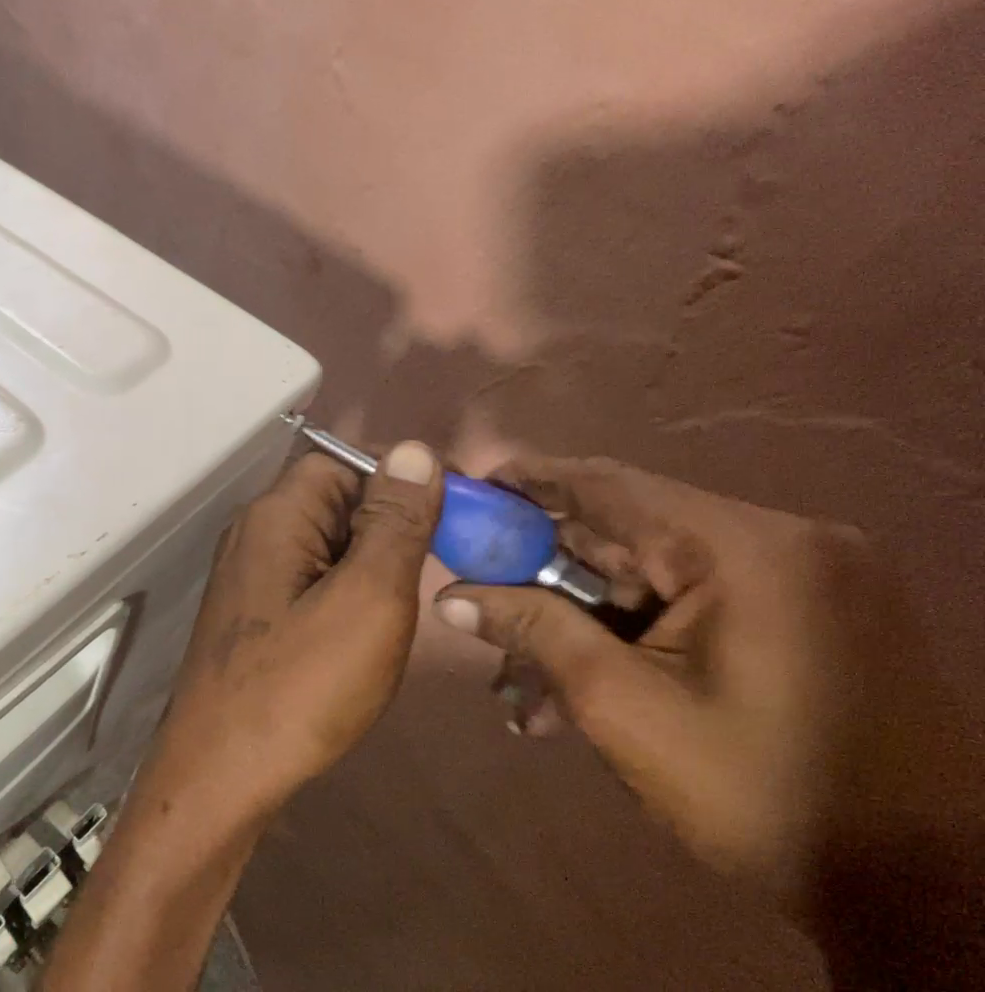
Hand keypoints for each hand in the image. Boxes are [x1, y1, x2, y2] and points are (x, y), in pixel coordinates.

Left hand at [148, 442, 444, 821]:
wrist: (222, 770)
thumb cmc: (301, 685)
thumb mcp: (368, 598)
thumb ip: (393, 522)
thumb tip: (412, 449)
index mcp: (274, 515)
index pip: (342, 464)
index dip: (396, 486)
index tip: (447, 528)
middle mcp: (252, 534)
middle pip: (331, 504)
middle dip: (385, 533)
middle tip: (427, 583)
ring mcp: (246, 578)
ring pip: (323, 549)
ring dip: (367, 572)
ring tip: (398, 618)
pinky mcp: (250, 618)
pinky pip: (306, 586)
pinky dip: (341, 601)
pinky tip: (361, 641)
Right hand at [432, 456, 984, 981]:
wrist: (923, 890)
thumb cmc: (761, 792)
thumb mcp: (623, 708)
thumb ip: (535, 631)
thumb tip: (452, 595)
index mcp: (743, 549)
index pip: (607, 485)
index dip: (525, 484)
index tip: (463, 495)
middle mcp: (784, 541)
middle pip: (627, 531)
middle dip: (545, 572)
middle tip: (478, 604)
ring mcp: (810, 577)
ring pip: (656, 573)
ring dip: (585, 615)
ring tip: (526, 683)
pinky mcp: (818, 613)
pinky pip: (698, 599)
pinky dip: (636, 631)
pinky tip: (590, 684)